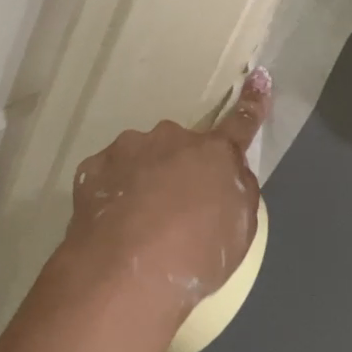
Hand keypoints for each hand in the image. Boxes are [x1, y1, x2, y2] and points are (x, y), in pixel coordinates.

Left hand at [61, 70, 269, 313]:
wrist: (124, 274)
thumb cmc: (195, 258)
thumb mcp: (239, 232)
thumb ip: (238, 192)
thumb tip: (230, 172)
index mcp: (213, 153)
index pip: (240, 124)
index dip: (252, 103)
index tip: (259, 77)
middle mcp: (170, 138)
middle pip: (180, 148)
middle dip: (180, 170)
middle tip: (175, 214)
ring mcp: (127, 148)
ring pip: (141, 158)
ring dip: (144, 180)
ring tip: (137, 227)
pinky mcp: (93, 166)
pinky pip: (110, 176)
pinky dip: (113, 195)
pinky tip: (111, 226)